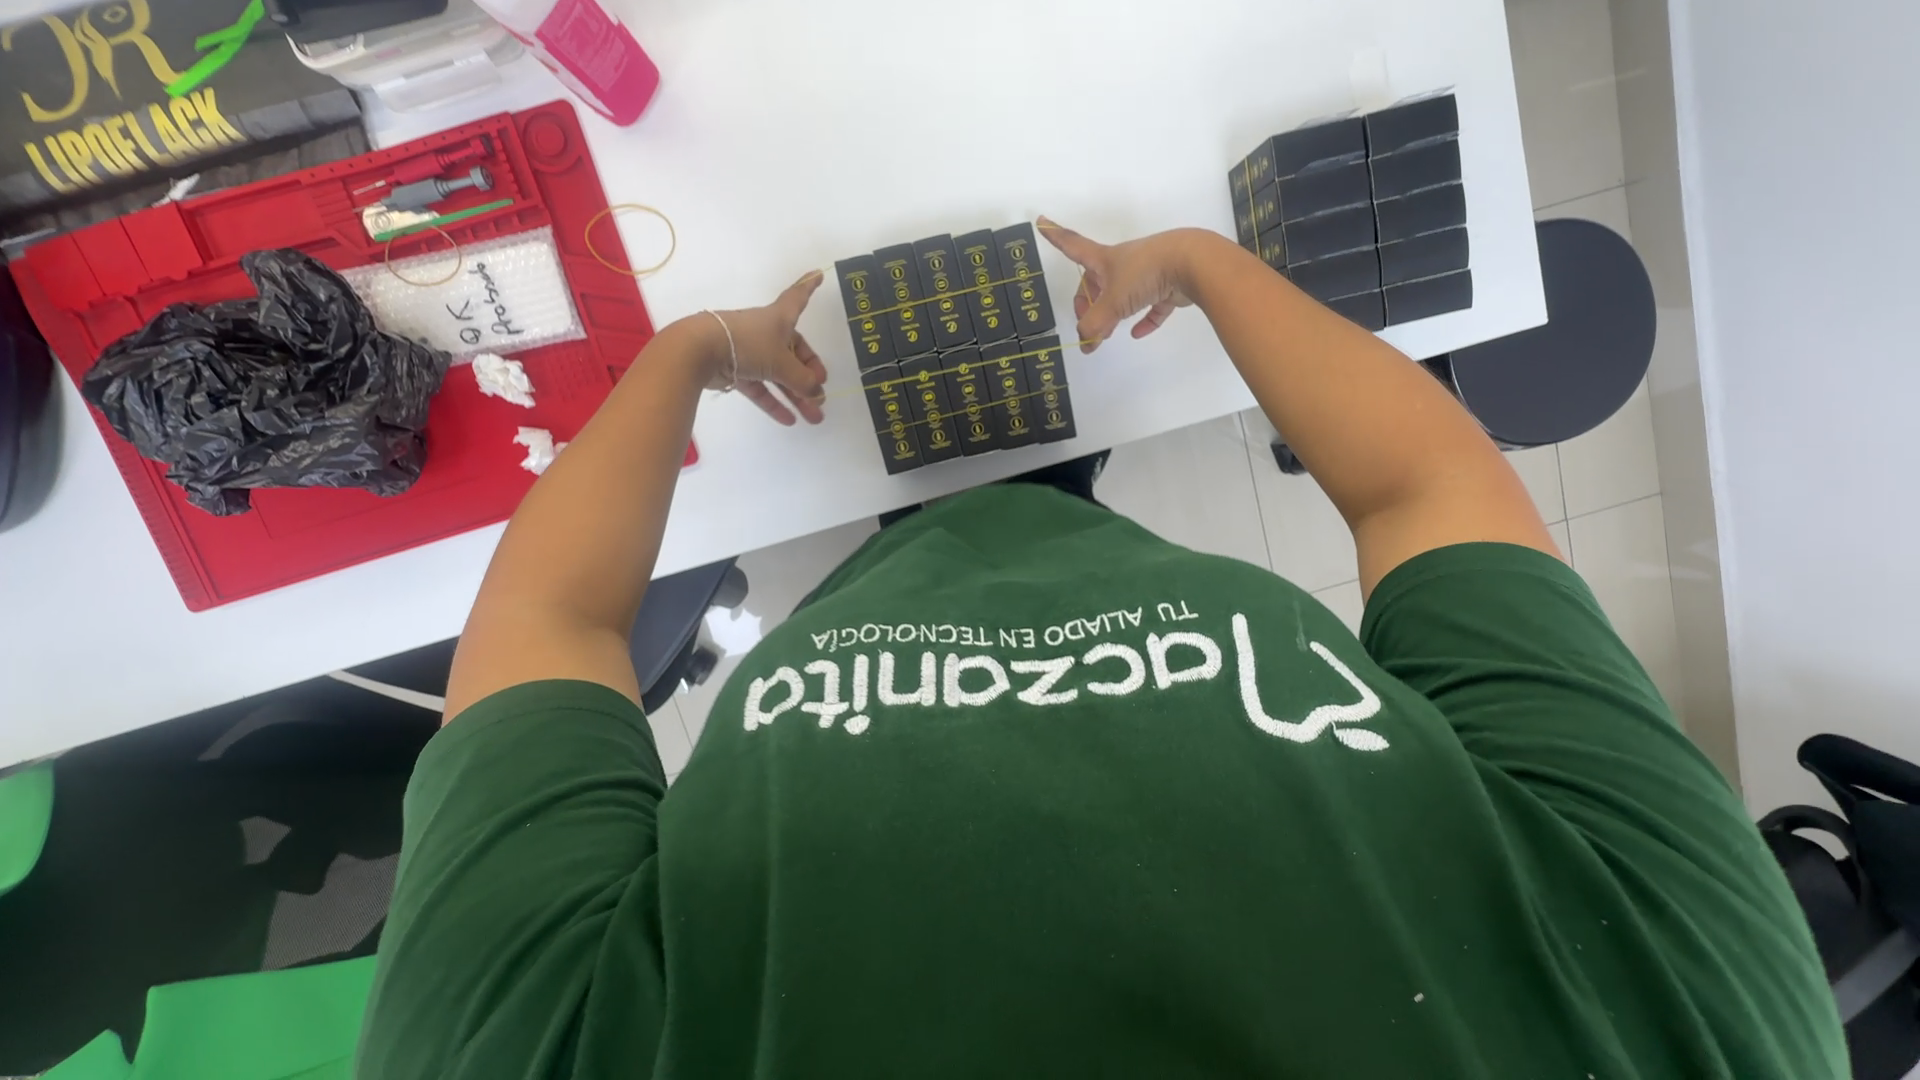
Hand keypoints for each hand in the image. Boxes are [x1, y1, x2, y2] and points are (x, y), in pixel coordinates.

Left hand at [707, 270, 829, 424]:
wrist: (700, 351)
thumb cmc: (748, 344)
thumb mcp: (783, 364)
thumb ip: (804, 381)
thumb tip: (817, 394)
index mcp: (780, 319)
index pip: (798, 298)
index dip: (809, 287)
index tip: (818, 274)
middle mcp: (767, 332)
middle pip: (794, 353)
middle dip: (809, 377)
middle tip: (822, 397)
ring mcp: (751, 351)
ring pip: (779, 375)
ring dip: (796, 396)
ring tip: (814, 418)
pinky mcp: (736, 370)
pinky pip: (761, 387)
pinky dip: (774, 402)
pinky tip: (789, 420)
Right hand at [1037, 218, 1203, 353]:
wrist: (1193, 263)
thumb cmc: (1146, 273)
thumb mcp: (1113, 302)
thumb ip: (1095, 325)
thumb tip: (1085, 343)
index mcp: (1105, 259)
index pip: (1073, 246)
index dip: (1055, 236)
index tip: (1041, 222)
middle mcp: (1123, 262)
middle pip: (1096, 280)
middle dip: (1088, 301)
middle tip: (1088, 324)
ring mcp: (1146, 272)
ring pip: (1122, 294)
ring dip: (1112, 314)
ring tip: (1108, 333)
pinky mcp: (1167, 284)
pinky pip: (1151, 305)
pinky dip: (1143, 319)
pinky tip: (1138, 333)